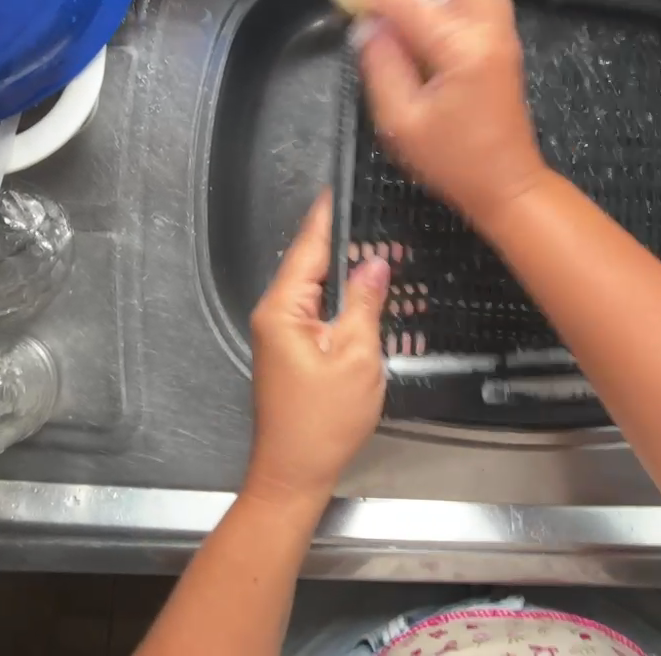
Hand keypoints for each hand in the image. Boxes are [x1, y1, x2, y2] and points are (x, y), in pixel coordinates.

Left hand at [246, 192, 388, 503]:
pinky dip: (344, 299)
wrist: (294, 474)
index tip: (341, 186)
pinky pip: (319, 310)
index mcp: (283, 308)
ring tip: (385, 248)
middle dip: (345, 242)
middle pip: (311, 264)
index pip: (307, 247)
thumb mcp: (355, 356)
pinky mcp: (292, 347)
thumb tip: (375, 261)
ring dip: (348, 272)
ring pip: (318, 287)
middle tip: (381, 217)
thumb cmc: (323, 419)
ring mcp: (282, 331)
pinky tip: (370, 290)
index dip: (327, 216)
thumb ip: (365, 302)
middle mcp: (275, 312)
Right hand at [357, 0, 549, 226]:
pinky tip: (429, 11)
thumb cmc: (452, 161)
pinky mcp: (506, 45)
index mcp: (461, 49)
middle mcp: (489, 30)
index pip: (410, 0)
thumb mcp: (401, 121)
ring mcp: (503, 35)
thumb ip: (381, 65)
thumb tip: (368, 26)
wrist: (507, 186)